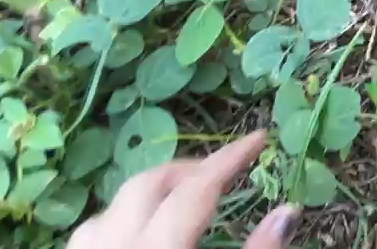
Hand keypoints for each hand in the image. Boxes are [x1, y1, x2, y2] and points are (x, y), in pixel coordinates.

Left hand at [67, 132, 294, 248]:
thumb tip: (289, 209)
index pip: (197, 188)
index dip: (231, 157)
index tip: (261, 137)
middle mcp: (114, 247)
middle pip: (147, 186)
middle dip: (189, 170)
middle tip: (223, 174)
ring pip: (106, 211)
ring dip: (148, 196)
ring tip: (179, 204)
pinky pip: (87, 237)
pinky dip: (116, 224)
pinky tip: (136, 237)